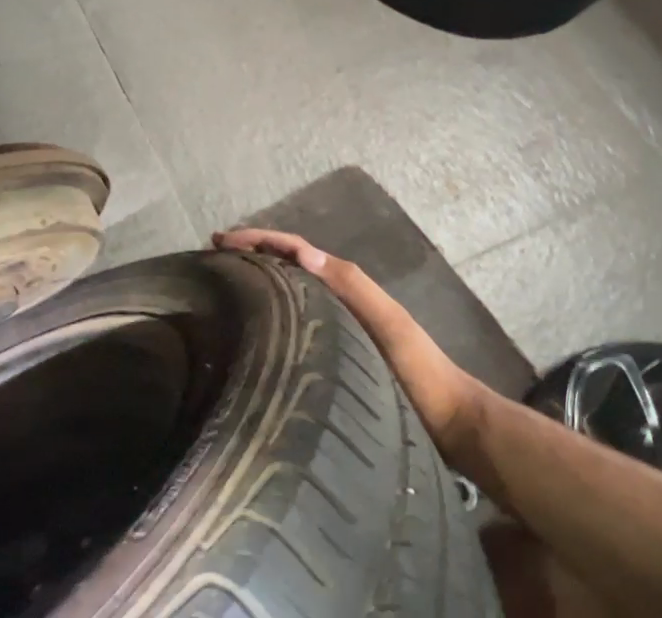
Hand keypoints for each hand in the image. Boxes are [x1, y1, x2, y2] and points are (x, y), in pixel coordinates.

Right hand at [214, 228, 490, 461]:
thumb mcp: (390, 324)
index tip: (218, 241)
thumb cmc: (420, 371)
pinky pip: (291, 319)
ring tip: (219, 280)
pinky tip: (248, 324)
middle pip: (286, 264)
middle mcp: (336, 299)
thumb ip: (353, 287)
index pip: (294, 250)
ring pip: (286, 289)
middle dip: (249, 251)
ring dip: (254, 275)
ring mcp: (334, 326)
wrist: (451, 423)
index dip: (257, 238)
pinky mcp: (331, 354)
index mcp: (346, 285)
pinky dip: (266, 308)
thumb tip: (304, 254)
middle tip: (209, 255)